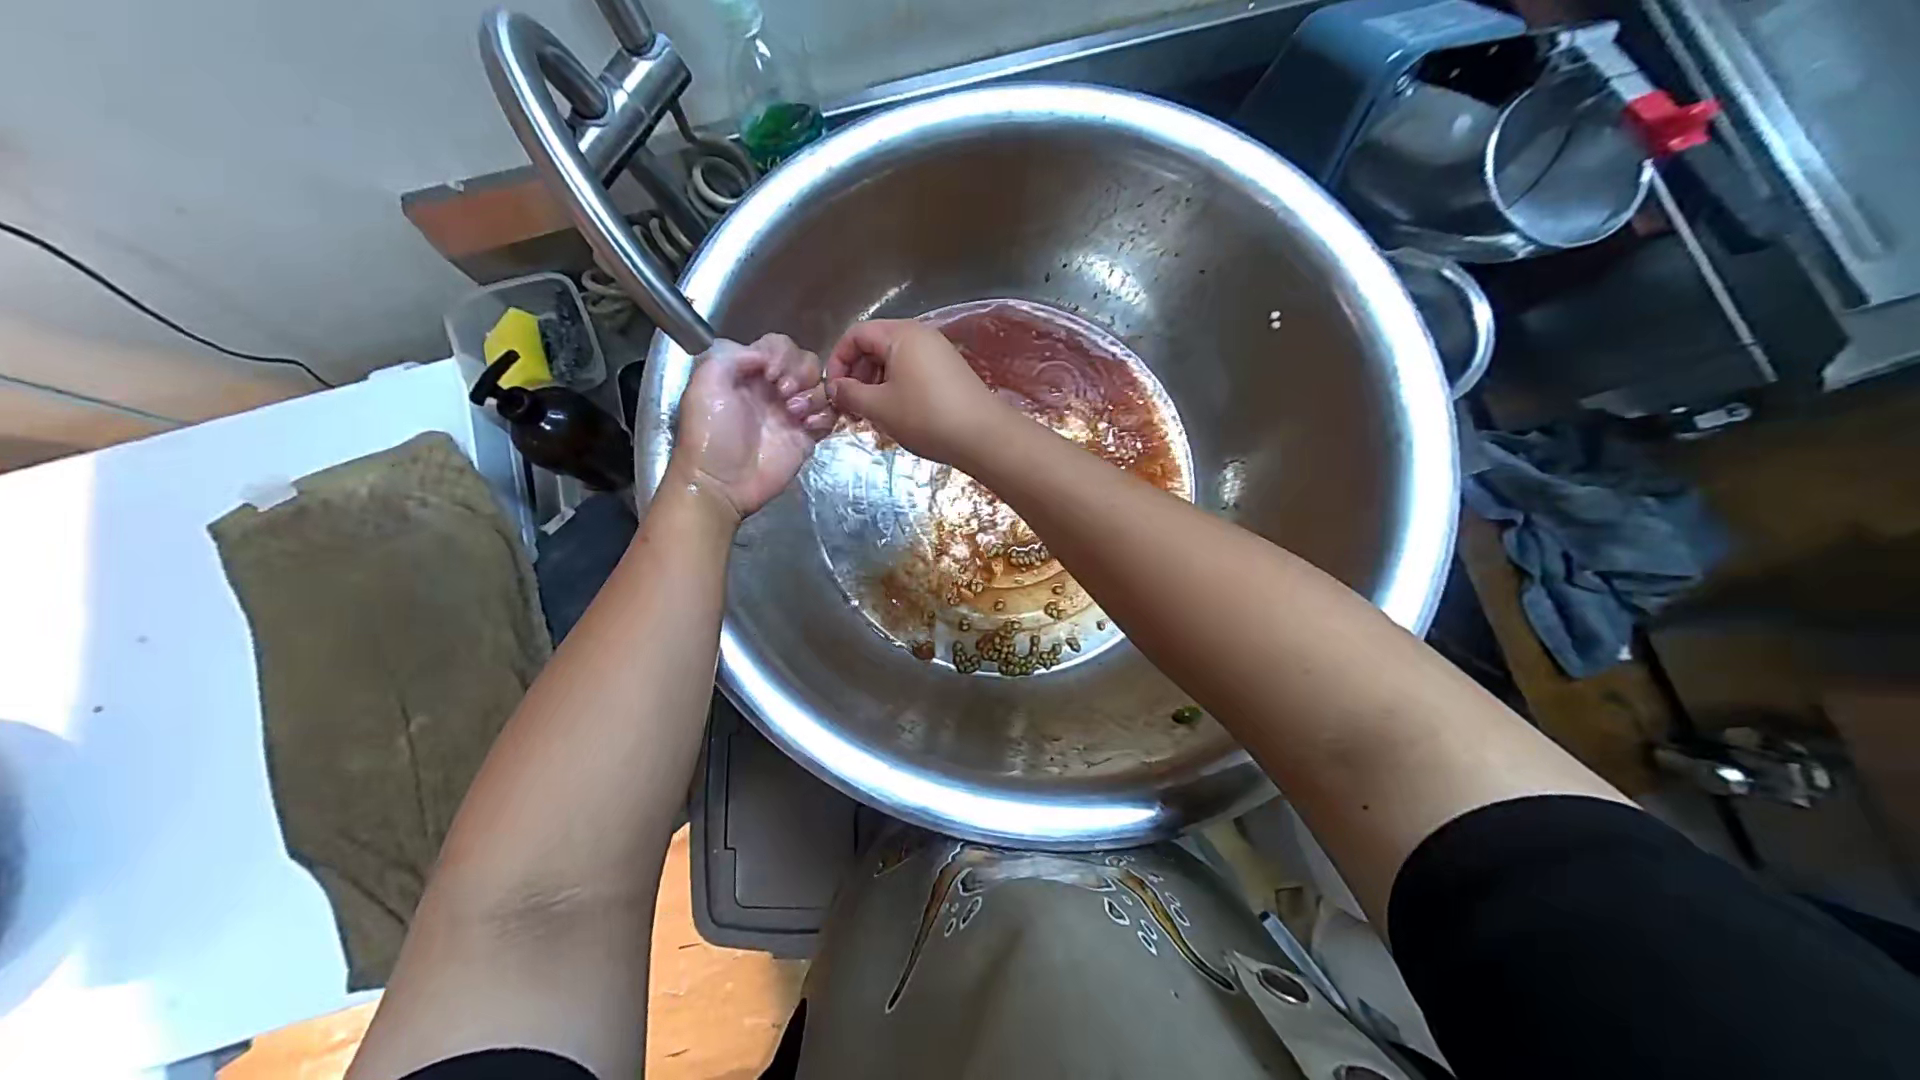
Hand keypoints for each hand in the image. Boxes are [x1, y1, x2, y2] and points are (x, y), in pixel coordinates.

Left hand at [670, 334, 833, 521]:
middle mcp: (773, 390)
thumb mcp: (706, 382)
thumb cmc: (709, 434)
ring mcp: (792, 414)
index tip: (770, 374)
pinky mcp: (806, 437)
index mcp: (749, 373)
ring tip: (793, 413)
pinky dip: (823, 416)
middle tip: (783, 394)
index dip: (782, 354)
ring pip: (822, 387)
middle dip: (800, 373)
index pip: (780, 346)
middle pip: (807, 362)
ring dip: (812, 395)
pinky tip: (806, 426)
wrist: (720, 482)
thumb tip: (766, 355)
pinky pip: (829, 416)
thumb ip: (734, 355)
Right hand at [826, 319, 1013, 466]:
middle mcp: (921, 336)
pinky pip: (911, 372)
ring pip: (893, 362)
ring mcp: (938, 353)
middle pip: (875, 346)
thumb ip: (850, 393)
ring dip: (874, 385)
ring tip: (870, 416)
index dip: (838, 360)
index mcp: (901, 334)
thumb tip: (835, 387)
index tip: (834, 390)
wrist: (983, 436)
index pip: (856, 334)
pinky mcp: (948, 373)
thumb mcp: (879, 407)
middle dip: (856, 375)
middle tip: (850, 407)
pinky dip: (895, 389)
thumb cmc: (926, 417)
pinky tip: (894, 415)